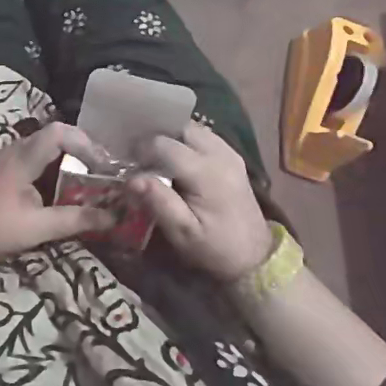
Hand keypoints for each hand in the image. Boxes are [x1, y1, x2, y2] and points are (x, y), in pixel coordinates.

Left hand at [0, 122, 115, 261]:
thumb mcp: (36, 227)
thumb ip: (75, 220)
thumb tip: (113, 217)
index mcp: (24, 156)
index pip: (61, 132)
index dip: (87, 144)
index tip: (103, 168)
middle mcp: (17, 149)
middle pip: (58, 136)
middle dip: (84, 152)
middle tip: (104, 175)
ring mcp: (10, 158)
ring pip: (48, 148)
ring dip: (71, 161)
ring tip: (91, 182)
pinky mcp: (7, 170)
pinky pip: (39, 159)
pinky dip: (57, 169)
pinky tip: (67, 190)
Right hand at [131, 123, 272, 281]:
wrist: (255, 256)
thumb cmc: (215, 247)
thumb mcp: (182, 233)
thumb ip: (158, 203)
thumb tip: (132, 179)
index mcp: (205, 173)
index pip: (164, 145)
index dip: (142, 149)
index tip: (129, 163)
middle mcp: (220, 155)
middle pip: (180, 128)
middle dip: (157, 137)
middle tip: (141, 157)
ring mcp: (229, 153)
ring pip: (193, 129)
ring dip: (172, 137)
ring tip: (157, 157)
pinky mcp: (233, 157)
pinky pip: (205, 136)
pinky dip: (187, 141)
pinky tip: (177, 159)